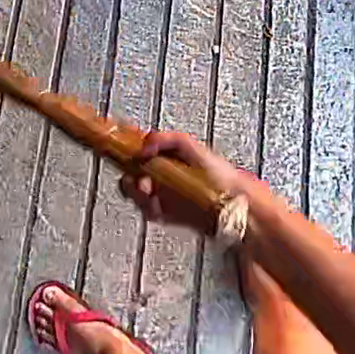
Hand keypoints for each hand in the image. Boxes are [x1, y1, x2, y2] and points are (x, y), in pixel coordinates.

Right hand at [118, 131, 250, 232]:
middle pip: (132, 172)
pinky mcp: (169, 214)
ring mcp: (164, 194)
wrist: (237, 206)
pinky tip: (156, 208)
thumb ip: (165, 139)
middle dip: (129, 175)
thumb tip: (143, 144)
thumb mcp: (190, 145)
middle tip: (136, 178)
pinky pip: (149, 212)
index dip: (126, 150)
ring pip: (136, 193)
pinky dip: (149, 210)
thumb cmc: (219, 173)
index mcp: (166, 154)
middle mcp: (163, 173)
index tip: (117, 151)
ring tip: (147, 193)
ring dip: (136, 193)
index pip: (137, 148)